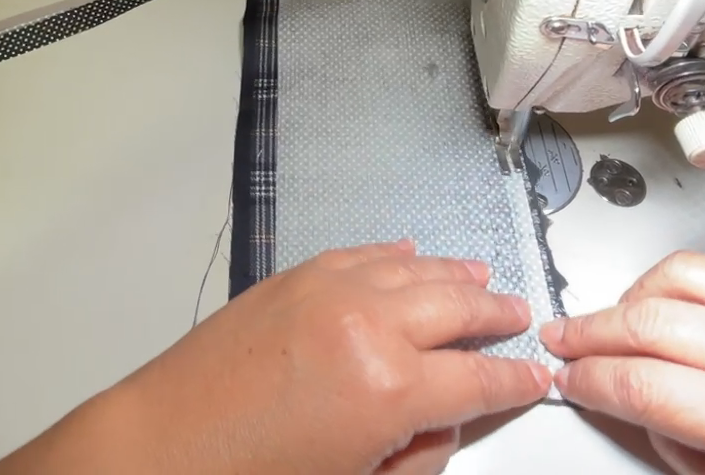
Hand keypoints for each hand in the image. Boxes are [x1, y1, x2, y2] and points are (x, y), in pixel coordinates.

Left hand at [0, 241, 550, 474]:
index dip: (514, 378)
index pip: (477, 378)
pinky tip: (409, 252)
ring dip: (450, 272)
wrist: (167, 438)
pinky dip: (391, 254)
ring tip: (479, 274)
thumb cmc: (255, 473)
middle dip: (493, 312)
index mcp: (388, 386)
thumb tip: (447, 416)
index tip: (536, 374)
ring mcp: (328, 288)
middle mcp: (365, 322)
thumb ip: (417, 449)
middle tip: (520, 314)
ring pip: (411, 267)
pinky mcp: (296, 274)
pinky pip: (359, 253)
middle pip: (452, 306)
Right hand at [540, 252, 704, 474]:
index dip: (592, 384)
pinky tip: (677, 302)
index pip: (647, 386)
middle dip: (592, 332)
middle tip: (564, 341)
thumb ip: (704, 459)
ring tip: (610, 318)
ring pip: (682, 274)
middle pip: (650, 319)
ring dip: (632, 294)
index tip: (568, 381)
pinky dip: (688, 281)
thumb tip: (650, 417)